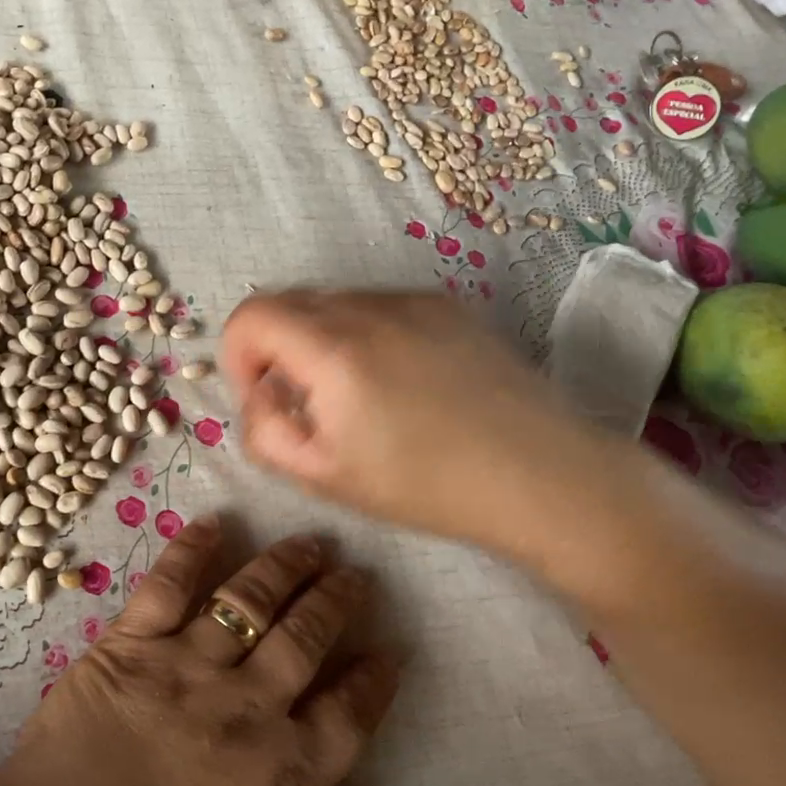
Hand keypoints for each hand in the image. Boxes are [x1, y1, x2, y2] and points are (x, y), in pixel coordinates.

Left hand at [0, 518, 396, 785]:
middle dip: (335, 603)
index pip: (346, 717)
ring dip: (283, 568)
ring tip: (309, 543)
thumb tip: (314, 758)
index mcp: (282, 771)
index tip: (390, 650)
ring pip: (248, 601)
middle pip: (303, 641)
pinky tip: (217, 521)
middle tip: (356, 572)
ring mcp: (188, 665)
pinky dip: (193, 548)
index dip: (372, 682)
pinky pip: (170, 584)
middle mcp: (246, 707)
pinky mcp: (131, 641)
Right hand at [219, 290, 620, 560]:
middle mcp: (368, 307)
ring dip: (317, 340)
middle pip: (285, 303)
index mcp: (333, 350)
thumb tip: (260, 391)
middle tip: (304, 402)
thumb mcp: (323, 476)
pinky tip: (398, 381)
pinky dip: (360, 333)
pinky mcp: (445, 304)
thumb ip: (263, 429)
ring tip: (357, 394)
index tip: (264, 397)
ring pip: (330, 302)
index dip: (237, 356)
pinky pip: (374, 305)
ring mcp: (410, 299)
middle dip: (274, 349)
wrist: (548, 478)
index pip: (249, 316)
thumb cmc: (428, 487)